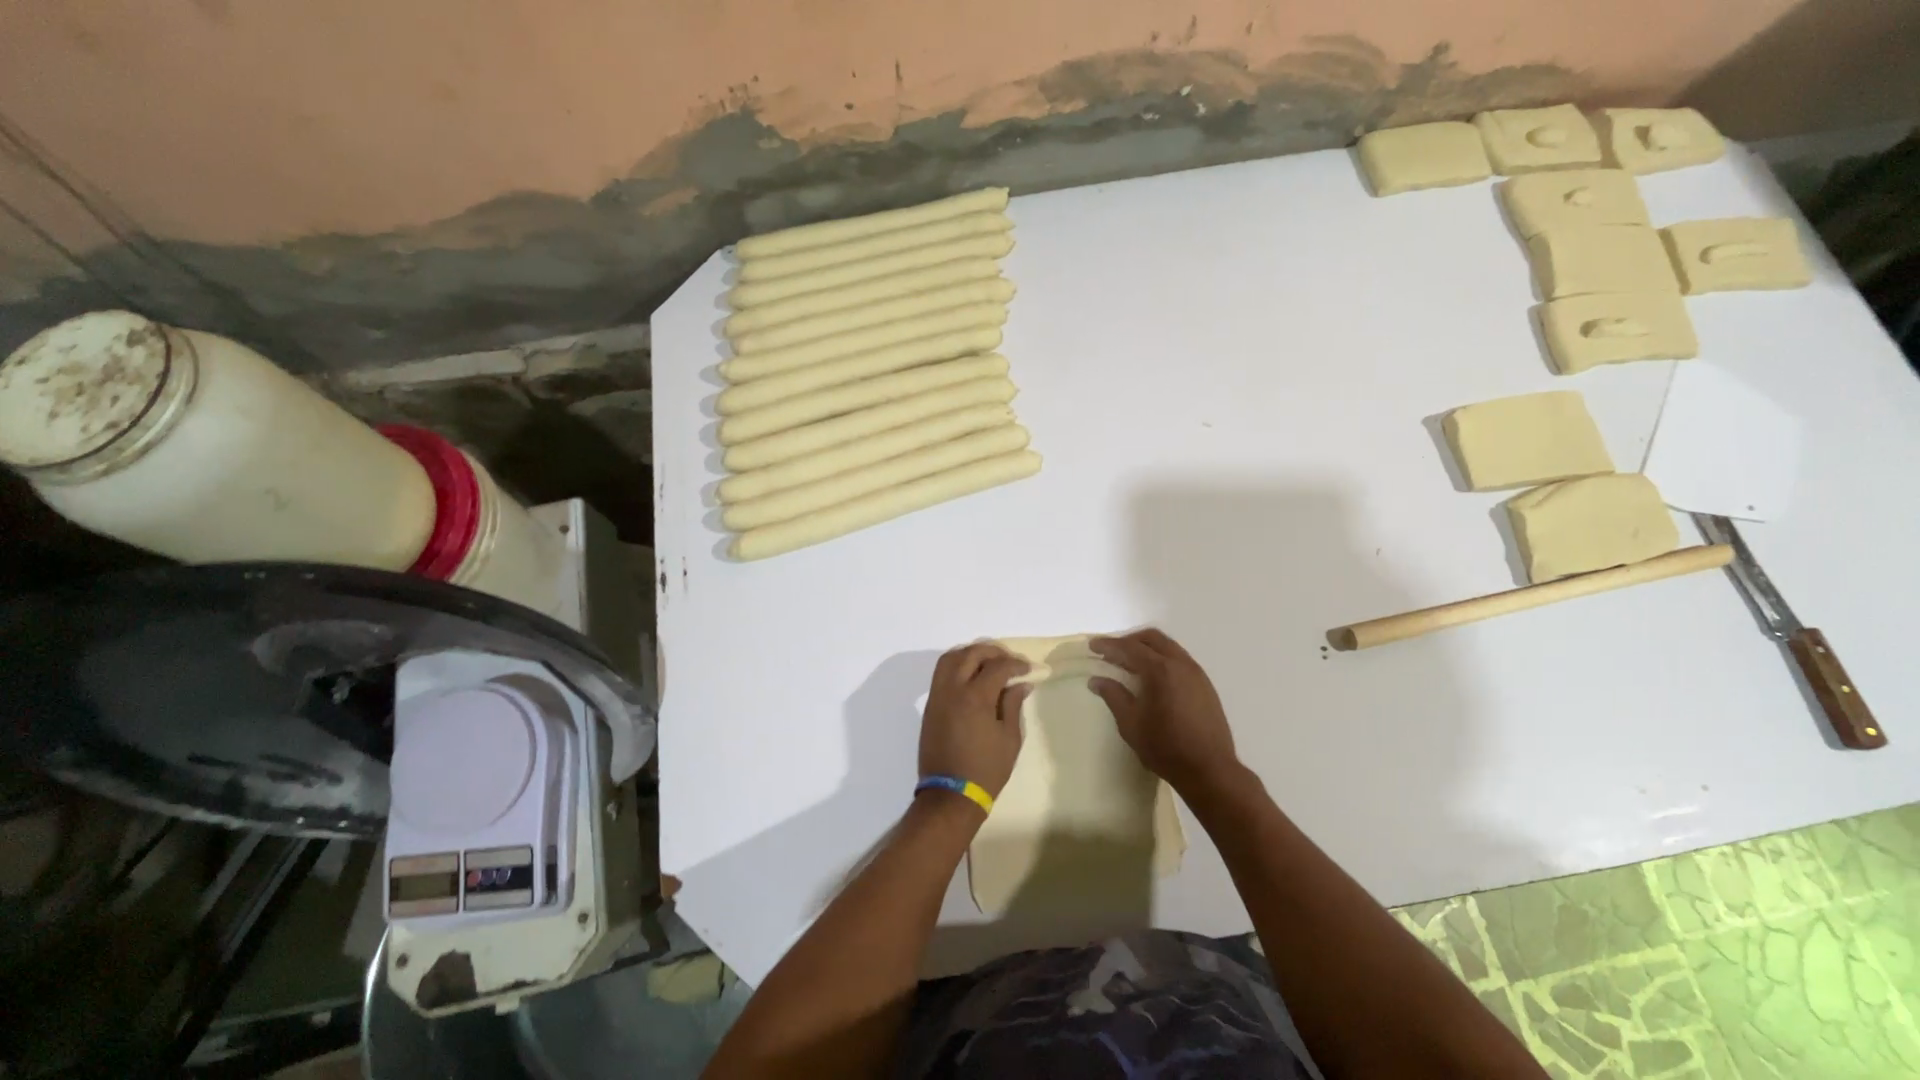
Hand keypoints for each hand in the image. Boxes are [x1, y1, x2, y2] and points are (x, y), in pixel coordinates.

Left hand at [919, 644, 1029, 800]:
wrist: (951, 794)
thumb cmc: (986, 769)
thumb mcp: (1009, 738)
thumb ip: (1013, 705)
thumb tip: (1020, 684)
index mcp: (975, 697)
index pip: (997, 666)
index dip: (1016, 664)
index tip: (1028, 669)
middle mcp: (952, 690)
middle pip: (970, 654)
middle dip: (992, 651)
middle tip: (1009, 660)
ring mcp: (937, 696)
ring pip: (950, 658)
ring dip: (970, 654)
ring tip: (989, 663)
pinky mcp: (930, 706)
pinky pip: (941, 674)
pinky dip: (957, 666)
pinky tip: (972, 677)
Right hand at [1090, 629, 1240, 793]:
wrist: (1210, 770)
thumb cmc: (1165, 748)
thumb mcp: (1131, 724)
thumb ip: (1114, 696)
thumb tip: (1096, 680)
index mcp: (1161, 670)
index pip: (1130, 648)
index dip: (1109, 645)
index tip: (1093, 646)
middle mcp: (1181, 664)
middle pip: (1153, 638)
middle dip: (1130, 640)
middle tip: (1112, 652)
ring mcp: (1197, 673)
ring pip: (1169, 647)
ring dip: (1148, 649)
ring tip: (1130, 664)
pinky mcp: (1206, 685)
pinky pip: (1180, 660)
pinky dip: (1162, 660)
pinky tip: (1154, 679)